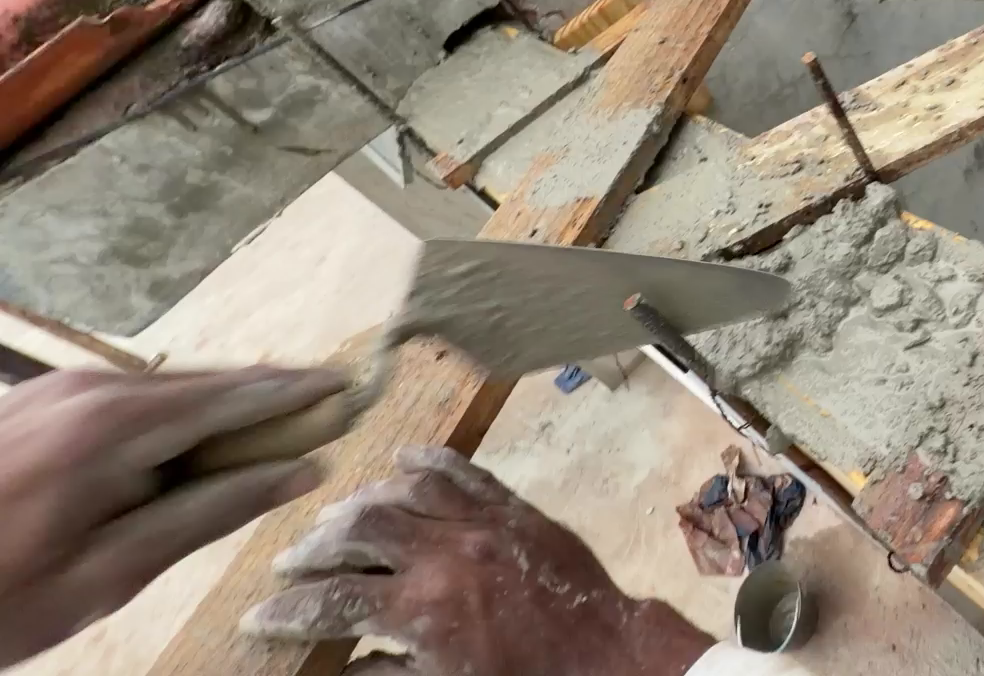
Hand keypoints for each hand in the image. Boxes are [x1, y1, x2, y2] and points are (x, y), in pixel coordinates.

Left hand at [0, 366, 344, 666]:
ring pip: (179, 388)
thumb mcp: (104, 576)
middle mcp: (94, 388)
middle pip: (216, 384)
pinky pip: (137, 396)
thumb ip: (215, 511)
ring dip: (223, 413)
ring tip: (250, 450)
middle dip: (269, 404)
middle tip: (314, 429)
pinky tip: (182, 452)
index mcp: (117, 425)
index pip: (245, 394)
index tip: (358, 387)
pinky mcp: (39, 399)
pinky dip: (178, 418)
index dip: (307, 391)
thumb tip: (307, 471)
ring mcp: (60, 389)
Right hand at [242, 447, 715, 675]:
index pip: (333, 601)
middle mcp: (449, 552)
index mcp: (423, 607)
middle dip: (317, 546)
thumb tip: (333, 667)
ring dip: (365, 501)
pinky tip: (404, 457)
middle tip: (291, 561)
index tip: (258, 615)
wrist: (596, 645)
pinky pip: (469, 472)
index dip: (287, 610)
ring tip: (335, 517)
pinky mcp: (515, 507)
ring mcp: (486, 521)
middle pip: (364, 529)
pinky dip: (432, 460)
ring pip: (411, 490)